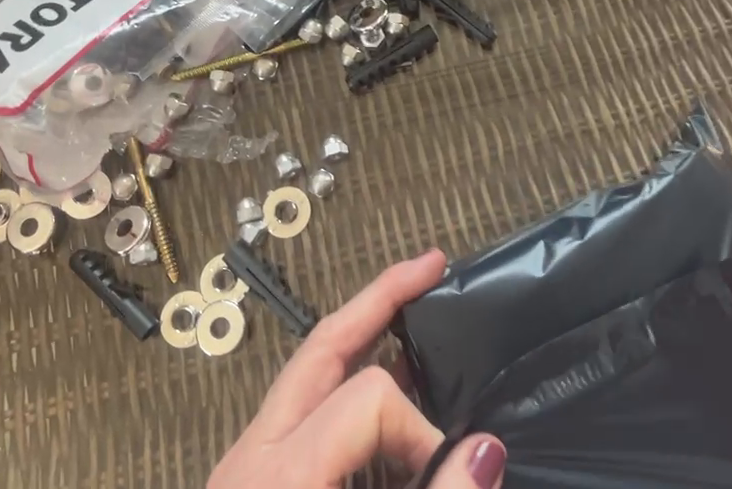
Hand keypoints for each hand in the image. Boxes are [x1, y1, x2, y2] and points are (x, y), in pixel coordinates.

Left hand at [208, 249, 507, 488]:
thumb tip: (486, 450)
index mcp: (276, 476)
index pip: (369, 396)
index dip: (425, 428)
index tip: (455, 472)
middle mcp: (253, 455)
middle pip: (324, 344)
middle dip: (380, 297)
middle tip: (433, 265)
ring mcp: (246, 466)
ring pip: (311, 371)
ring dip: (364, 334)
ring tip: (414, 313)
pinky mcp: (253, 482)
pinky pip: (307, 411)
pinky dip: (349, 384)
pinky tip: (385, 385)